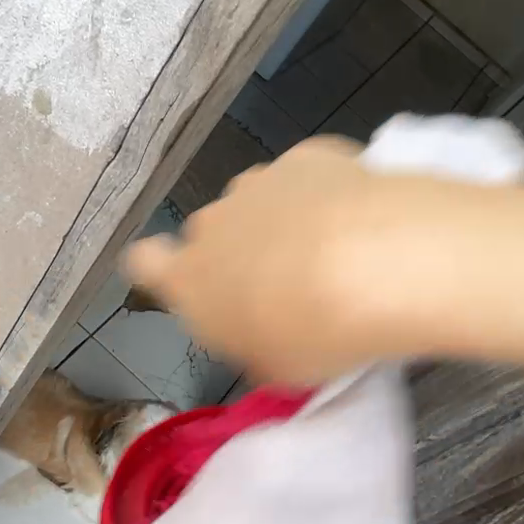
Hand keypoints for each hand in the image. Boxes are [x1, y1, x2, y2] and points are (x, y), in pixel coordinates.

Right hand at [123, 136, 483, 384]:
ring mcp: (257, 184)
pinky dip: (321, 196)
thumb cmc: (313, 334)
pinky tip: (355, 219)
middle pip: (210, 235)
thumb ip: (254, 347)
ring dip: (278, 222)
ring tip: (329, 250)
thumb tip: (264, 337)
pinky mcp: (305, 156)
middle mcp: (212, 225)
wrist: (377, 263)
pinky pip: (302, 179)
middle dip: (236, 252)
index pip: (146, 264)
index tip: (190, 281)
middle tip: (282, 283)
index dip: (161, 268)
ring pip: (255, 203)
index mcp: (190, 281)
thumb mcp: (275, 367)